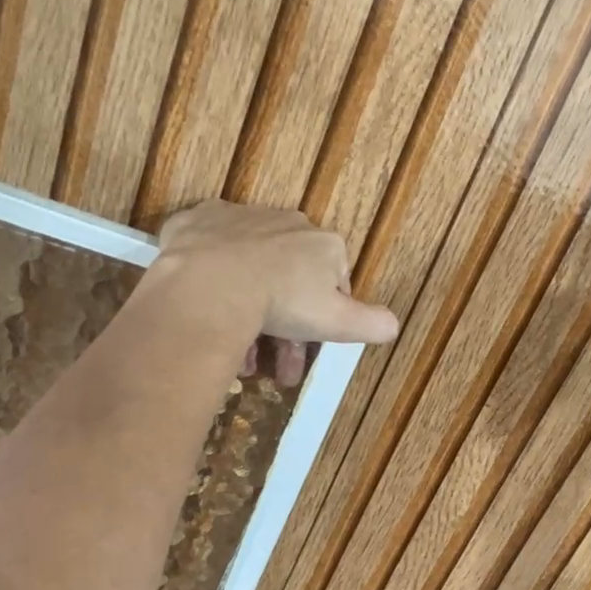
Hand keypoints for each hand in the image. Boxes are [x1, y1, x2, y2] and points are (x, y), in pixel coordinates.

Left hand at [153, 201, 399, 384]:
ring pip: (247, 271)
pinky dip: (209, 282)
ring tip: (240, 360)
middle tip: (275, 371)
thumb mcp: (338, 321)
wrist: (212, 284)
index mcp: (323, 243)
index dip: (323, 320)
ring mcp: (238, 218)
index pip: (333, 282)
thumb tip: (394, 325)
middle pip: (289, 278)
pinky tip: (210, 314)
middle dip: (284, 327)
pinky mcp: (196, 221)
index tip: (309, 349)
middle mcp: (285, 222)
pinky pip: (206, 254)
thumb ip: (371, 322)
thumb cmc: (284, 301)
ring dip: (247, 313)